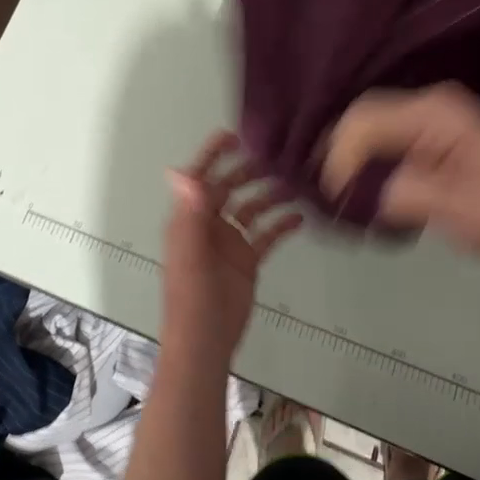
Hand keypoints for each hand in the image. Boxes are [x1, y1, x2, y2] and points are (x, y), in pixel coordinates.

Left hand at [160, 133, 303, 363]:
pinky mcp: (247, 261)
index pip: (199, 177)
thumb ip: (190, 213)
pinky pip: (266, 235)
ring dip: (270, 194)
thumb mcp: (190, 254)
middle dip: (249, 170)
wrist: (204, 345)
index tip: (234, 134)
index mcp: (190, 219)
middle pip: (229, 187)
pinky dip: (281, 224)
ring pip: (252, 207)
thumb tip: (180, 171)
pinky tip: (300, 218)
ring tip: (295, 183)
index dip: (213, 155)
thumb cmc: (192, 299)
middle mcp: (209, 225)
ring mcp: (229, 242)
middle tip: (277, 157)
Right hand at [321, 83, 479, 258]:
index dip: (340, 154)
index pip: (365, 119)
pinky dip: (371, 159)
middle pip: (364, 115)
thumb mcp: (452, 208)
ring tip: (340, 192)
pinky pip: (389, 137)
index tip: (332, 195)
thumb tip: (356, 192)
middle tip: (327, 193)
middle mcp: (429, 104)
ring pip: (373, 126)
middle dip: (341, 151)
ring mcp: (433, 117)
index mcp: (433, 112)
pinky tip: (366, 187)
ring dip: (354, 156)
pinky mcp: (436, 136)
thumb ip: (399, 193)